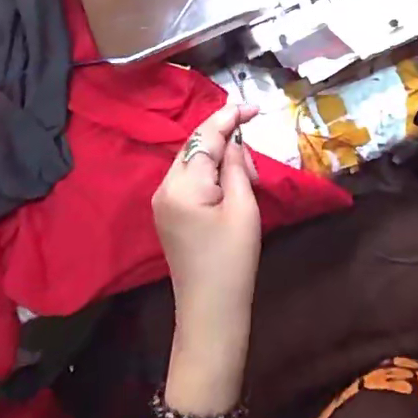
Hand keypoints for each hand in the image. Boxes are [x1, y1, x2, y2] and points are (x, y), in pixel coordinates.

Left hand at [152, 104, 261, 394]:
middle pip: (194, 147)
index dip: (229, 117)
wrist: (210, 311)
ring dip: (220, 158)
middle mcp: (164, 187)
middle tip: (255, 159)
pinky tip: (230, 184)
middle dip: (225, 140)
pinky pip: (189, 179)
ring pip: (192, 162)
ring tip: (249, 177)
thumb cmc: (232, 261)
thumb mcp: (243, 209)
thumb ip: (237, 167)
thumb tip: (233, 141)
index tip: (254, 106)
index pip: (205, 137)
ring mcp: (162, 201)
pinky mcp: (167, 213)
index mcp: (181, 185)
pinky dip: (210, 174)